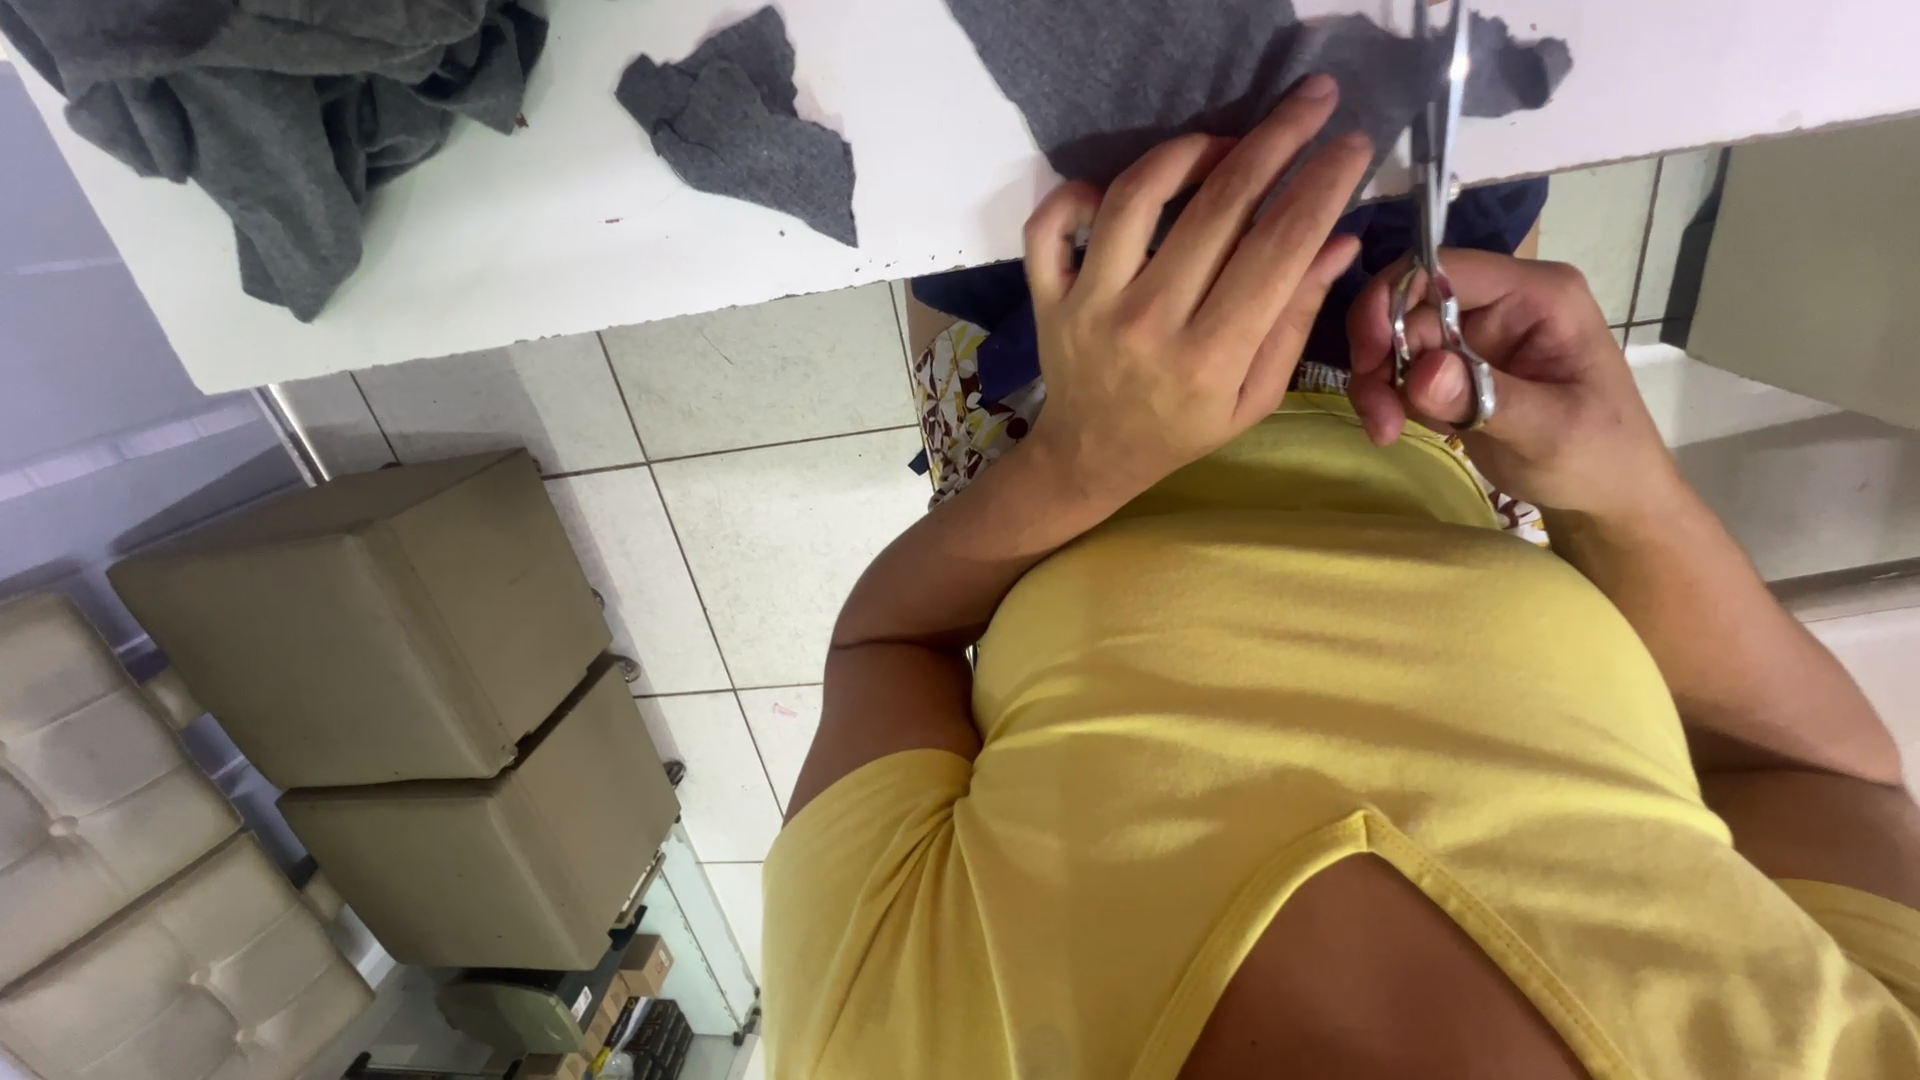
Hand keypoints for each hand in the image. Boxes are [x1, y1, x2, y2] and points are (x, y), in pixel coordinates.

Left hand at [1019, 74, 1371, 504]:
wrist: (1092, 456)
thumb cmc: (1180, 430)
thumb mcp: (1252, 398)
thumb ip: (1293, 323)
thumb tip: (1339, 240)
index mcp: (1209, 356)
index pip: (1277, 247)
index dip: (1322, 185)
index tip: (1351, 143)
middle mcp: (1147, 322)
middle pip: (1219, 206)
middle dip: (1277, 140)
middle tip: (1310, 103)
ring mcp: (1089, 306)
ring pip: (1135, 197)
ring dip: (1187, 151)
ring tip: (1222, 145)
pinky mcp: (1048, 298)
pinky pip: (1050, 226)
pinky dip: (1075, 193)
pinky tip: (1113, 192)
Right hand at [1346, 251, 1678, 521]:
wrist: (1604, 492)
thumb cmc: (1597, 456)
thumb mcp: (1549, 431)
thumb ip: (1484, 398)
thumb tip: (1422, 373)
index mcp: (1535, 296)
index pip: (1442, 270)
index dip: (1390, 303)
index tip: (1369, 360)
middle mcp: (1497, 305)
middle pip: (1405, 308)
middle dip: (1379, 359)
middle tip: (1378, 415)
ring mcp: (1472, 336)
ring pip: (1392, 340)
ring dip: (1375, 385)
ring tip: (1385, 431)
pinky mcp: (1451, 368)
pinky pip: (1398, 369)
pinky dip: (1383, 399)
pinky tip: (1395, 430)